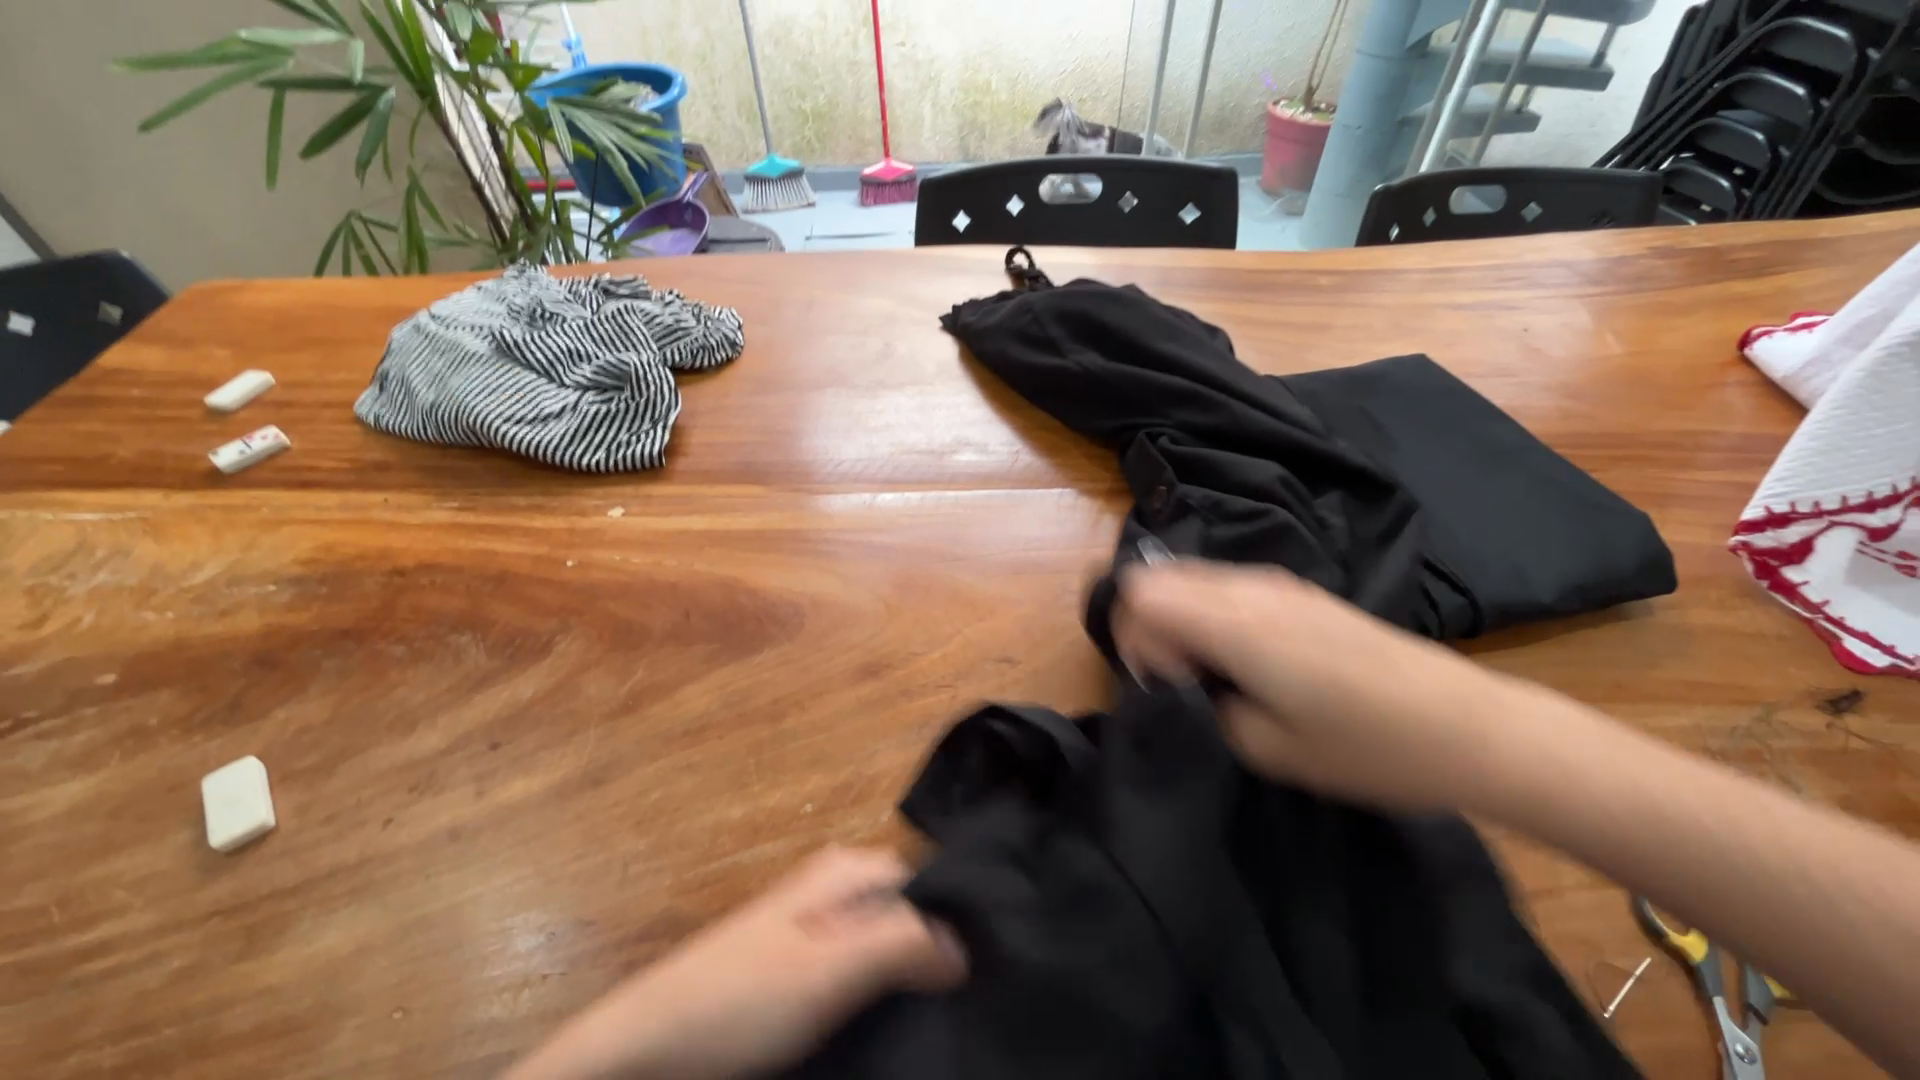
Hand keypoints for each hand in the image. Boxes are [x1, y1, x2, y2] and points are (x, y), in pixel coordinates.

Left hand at [504, 847, 966, 1079]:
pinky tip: (891, 1032)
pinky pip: (862, 980)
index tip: (991, 971)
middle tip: (967, 1006)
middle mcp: (835, 892)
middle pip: (912, 916)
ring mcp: (816, 935)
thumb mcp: (828, 970)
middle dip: (938, 955)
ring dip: (911, 985)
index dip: (961, 922)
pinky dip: (880, 1001)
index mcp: (845, 872)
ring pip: (889, 951)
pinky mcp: (801, 977)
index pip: (931, 881)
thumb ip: (901, 944)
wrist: (642, 1055)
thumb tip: (969, 944)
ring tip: (940, 1023)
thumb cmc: (736, 1002)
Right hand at [1110, 560, 1531, 813]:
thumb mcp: (1270, 749)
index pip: (1142, 595)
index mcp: (1236, 624)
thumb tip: (1187, 682)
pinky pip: (1228, 588)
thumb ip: (1207, 707)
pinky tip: (1249, 663)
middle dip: (1151, 626)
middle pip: (1161, 578)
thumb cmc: (1368, 747)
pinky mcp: (1304, 594)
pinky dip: (1213, 616)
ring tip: (1216, 676)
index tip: (1166, 688)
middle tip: (1182, 682)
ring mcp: (1282, 585)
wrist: (1471, 727)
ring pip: (1194, 580)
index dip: (1133, 641)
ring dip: (1182, 621)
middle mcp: (1252, 589)